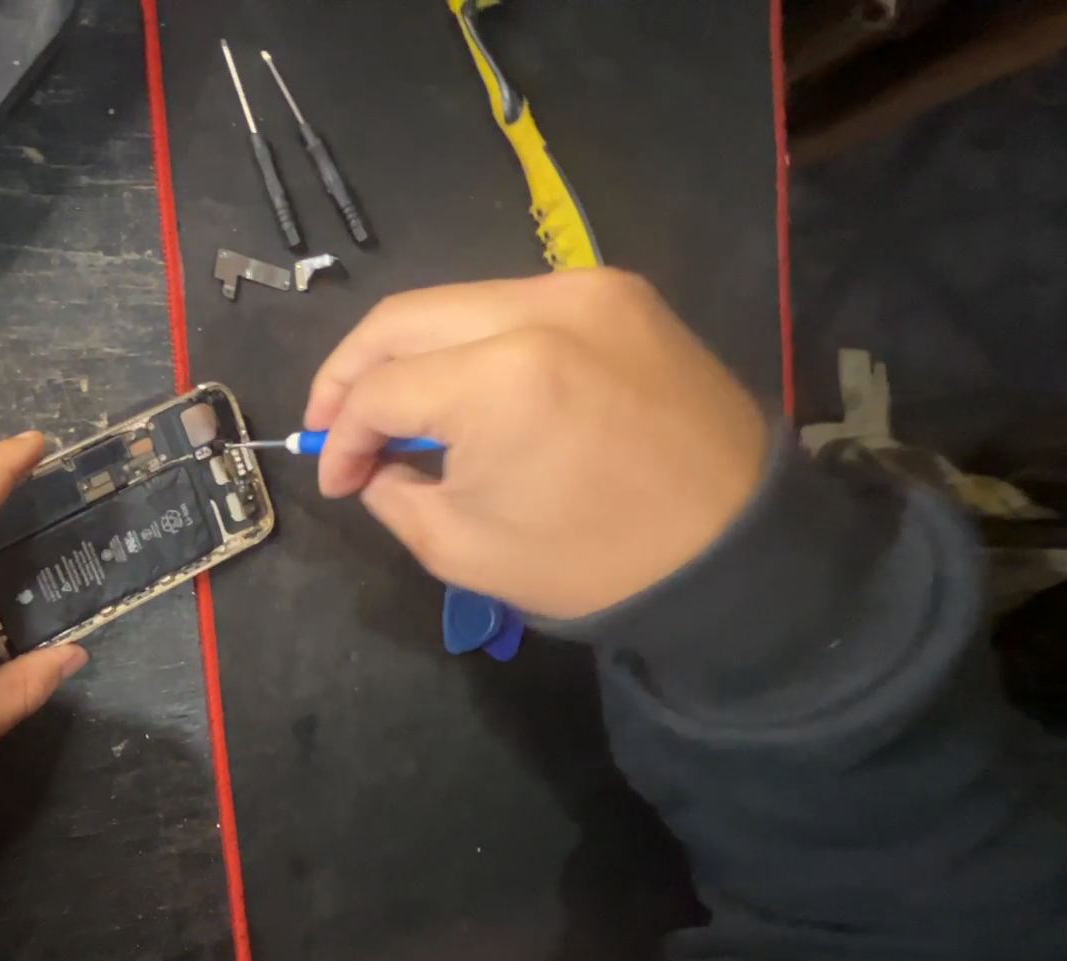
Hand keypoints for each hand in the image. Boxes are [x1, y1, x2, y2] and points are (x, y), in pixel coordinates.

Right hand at [305, 270, 767, 619]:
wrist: (737, 556)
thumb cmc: (588, 562)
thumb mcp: (455, 545)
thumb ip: (386, 488)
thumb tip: (365, 457)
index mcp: (498, 380)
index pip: (378, 392)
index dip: (339, 437)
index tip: (334, 480)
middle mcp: (539, 310)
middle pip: (398, 320)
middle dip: (346, 374)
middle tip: (329, 424)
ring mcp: (587, 291)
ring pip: (448, 303)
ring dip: (400, 354)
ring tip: (386, 407)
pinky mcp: (618, 295)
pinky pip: (505, 306)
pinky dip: (459, 343)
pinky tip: (453, 387)